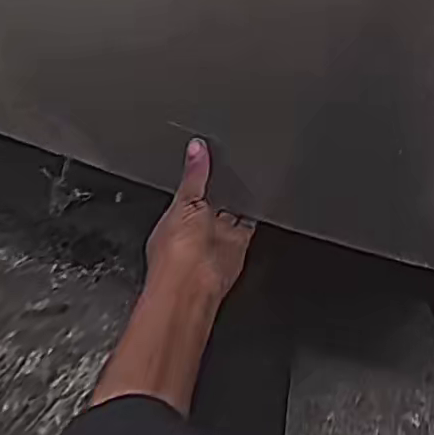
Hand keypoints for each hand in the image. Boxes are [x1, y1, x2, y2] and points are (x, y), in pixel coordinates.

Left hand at [145, 137, 254, 302]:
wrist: (193, 287)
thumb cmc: (174, 254)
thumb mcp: (184, 202)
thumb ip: (194, 175)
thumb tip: (195, 147)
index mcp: (175, 218)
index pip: (190, 189)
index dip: (198, 174)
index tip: (207, 153)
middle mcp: (196, 229)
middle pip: (213, 200)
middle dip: (221, 186)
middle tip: (231, 162)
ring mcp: (217, 237)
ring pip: (232, 210)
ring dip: (239, 198)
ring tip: (247, 175)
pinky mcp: (238, 243)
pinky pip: (249, 222)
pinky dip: (255, 211)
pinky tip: (259, 196)